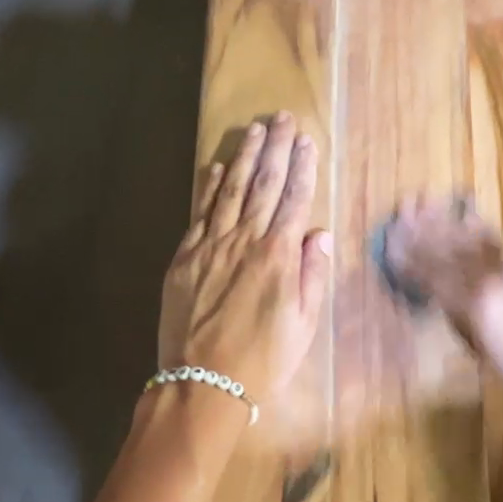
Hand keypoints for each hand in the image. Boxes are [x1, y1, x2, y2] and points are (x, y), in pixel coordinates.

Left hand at [159, 112, 332, 401]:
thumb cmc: (265, 359)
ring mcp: (210, 246)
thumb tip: (318, 233)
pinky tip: (216, 168)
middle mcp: (244, 241)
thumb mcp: (304, 324)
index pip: (295, 200)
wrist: (203, 383)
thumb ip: (312, 275)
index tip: (308, 141)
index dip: (303, 168)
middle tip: (283, 118)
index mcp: (278, 256)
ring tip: (255, 130)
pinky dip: (209, 188)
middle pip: (264, 185)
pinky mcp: (184, 258)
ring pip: (230, 191)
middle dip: (276, 149)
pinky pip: (199, 213)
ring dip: (244, 157)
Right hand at [384, 198, 502, 431]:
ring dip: (461, 226)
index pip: (435, 274)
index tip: (393, 238)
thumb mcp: (490, 357)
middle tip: (411, 204)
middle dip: (431, 228)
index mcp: (481, 307)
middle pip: (458, 248)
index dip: (411, 255)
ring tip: (437, 204)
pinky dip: (498, 252)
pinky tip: (480, 231)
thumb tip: (451, 296)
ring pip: (488, 244)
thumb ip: (468, 319)